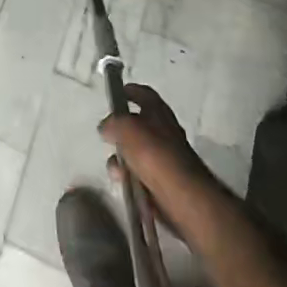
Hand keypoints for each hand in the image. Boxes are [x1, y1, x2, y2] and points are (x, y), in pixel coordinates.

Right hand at [99, 83, 223, 219]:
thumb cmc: (154, 154)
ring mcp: (163, 157)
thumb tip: (106, 127)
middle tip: (108, 138)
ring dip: (122, 160)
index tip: (116, 94)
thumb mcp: (127, 128)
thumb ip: (113, 123)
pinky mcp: (162, 181)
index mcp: (159, 112)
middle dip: (120, 133)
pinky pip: (139, 174)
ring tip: (117, 170)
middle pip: (136, 125)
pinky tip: (126, 184)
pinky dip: (130, 178)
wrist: (181, 196)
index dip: (129, 91)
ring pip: (134, 152)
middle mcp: (163, 131)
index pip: (143, 94)